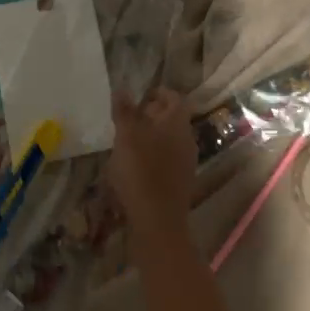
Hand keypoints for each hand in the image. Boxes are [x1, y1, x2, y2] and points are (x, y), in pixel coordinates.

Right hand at [107, 89, 196, 242]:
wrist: (158, 221)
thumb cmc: (141, 171)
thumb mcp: (126, 137)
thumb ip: (124, 111)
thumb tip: (122, 89)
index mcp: (178, 124)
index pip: (175, 98)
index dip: (160, 93)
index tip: (142, 95)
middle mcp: (187, 140)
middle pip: (173, 119)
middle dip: (153, 114)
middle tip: (130, 116)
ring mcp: (186, 162)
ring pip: (170, 140)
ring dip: (152, 135)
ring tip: (128, 140)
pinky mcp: (180, 182)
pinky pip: (168, 159)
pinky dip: (154, 154)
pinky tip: (135, 164)